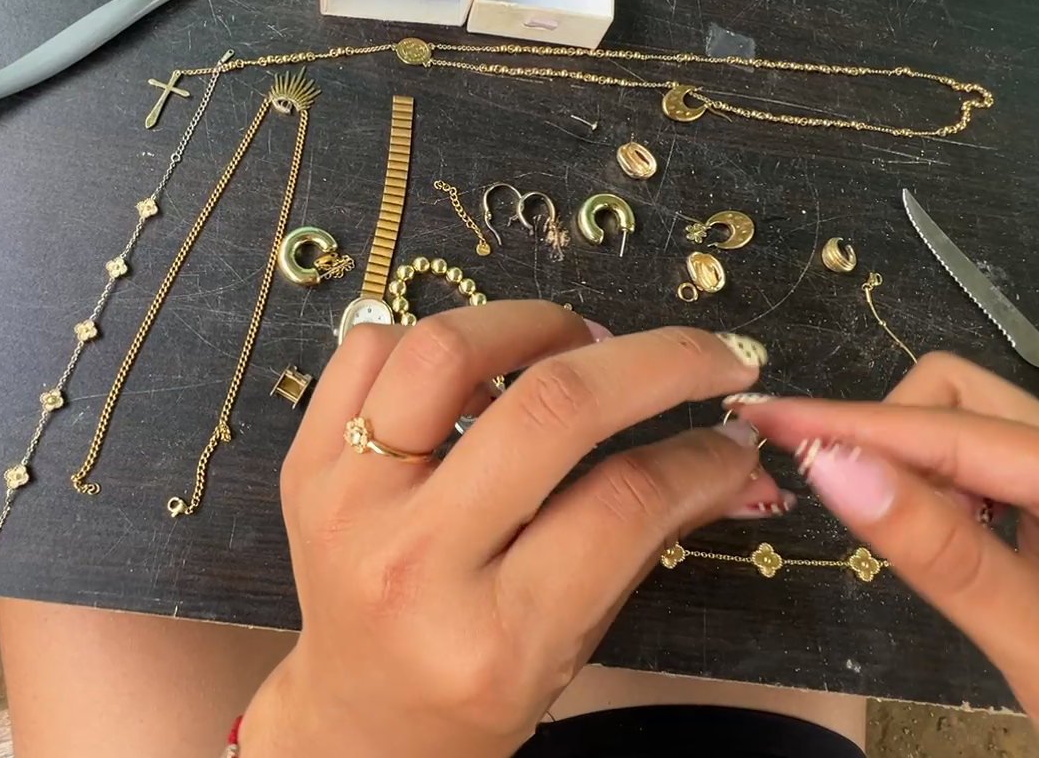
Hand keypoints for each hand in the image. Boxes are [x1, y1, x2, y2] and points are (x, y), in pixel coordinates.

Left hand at [240, 303, 783, 757]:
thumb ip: (648, 536)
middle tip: (701, 353)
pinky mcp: (304, 461)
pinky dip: (435, 336)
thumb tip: (734, 456)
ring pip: (443, 350)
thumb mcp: (573, 640)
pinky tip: (477, 364)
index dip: (697, 453)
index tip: (733, 426)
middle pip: (546, 410)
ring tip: (578, 341)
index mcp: (493, 637)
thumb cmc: (475, 692)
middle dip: (651, 361)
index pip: (620, 505)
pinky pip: (367, 348)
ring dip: (531, 322)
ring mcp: (343, 501)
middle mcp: (411, 562)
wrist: (357, 716)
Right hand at [734, 352, 1038, 757]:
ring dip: (917, 472)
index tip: (771, 418)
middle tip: (836, 488)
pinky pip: (989, 489)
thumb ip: (942, 555)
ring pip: (975, 441)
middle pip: (973, 406)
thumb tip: (828, 463)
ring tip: (902, 538)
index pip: (966, 431)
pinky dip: (942, 504)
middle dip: (892, 436)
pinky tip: (939, 547)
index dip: (858, 424)